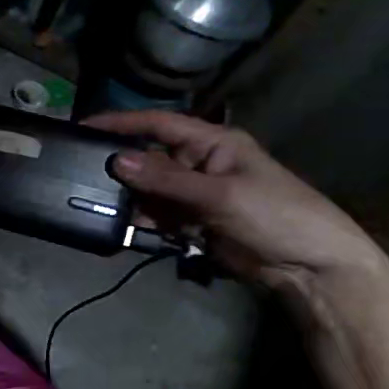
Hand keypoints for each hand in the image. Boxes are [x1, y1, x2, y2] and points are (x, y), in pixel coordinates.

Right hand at [85, 110, 387, 293]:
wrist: (310, 266)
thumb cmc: (275, 215)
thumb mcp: (219, 194)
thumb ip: (166, 180)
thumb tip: (117, 160)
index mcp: (212, 143)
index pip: (159, 124)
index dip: (121, 123)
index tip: (83, 126)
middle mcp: (199, 164)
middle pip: (149, 158)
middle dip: (120, 166)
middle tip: (79, 172)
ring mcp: (196, 195)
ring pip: (150, 191)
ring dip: (128, 199)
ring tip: (92, 203)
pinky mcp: (194, 223)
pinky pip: (159, 217)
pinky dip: (141, 222)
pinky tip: (120, 227)